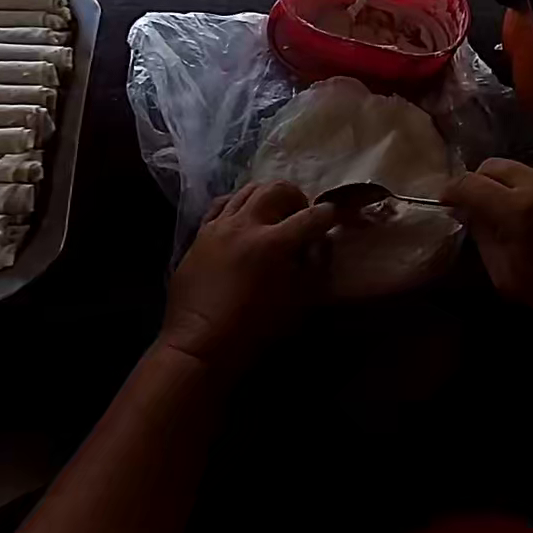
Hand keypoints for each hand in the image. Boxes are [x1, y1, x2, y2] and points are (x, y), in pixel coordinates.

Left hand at [163, 181, 335, 374]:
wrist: (199, 344)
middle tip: (301, 214)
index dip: (328, 214)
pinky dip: (238, 203)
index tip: (333, 218)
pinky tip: (244, 217)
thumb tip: (318, 244)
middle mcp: (246, 224)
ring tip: (273, 213)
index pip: (311, 216)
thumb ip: (312, 268)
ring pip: (248, 190)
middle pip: (277, 189)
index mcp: (274, 243)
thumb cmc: (253, 331)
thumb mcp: (297, 303)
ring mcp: (220, 225)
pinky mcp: (201, 232)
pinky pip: (222, 203)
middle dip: (296, 197)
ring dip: (267, 196)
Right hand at [441, 158, 532, 337]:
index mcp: (518, 208)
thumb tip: (469, 216)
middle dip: (475, 183)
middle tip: (474, 208)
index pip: (468, 184)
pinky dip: (524, 189)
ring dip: (502, 186)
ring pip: (515, 169)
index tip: (444, 204)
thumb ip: (484, 241)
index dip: (449, 192)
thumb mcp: (511, 278)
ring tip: (505, 214)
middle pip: (490, 166)